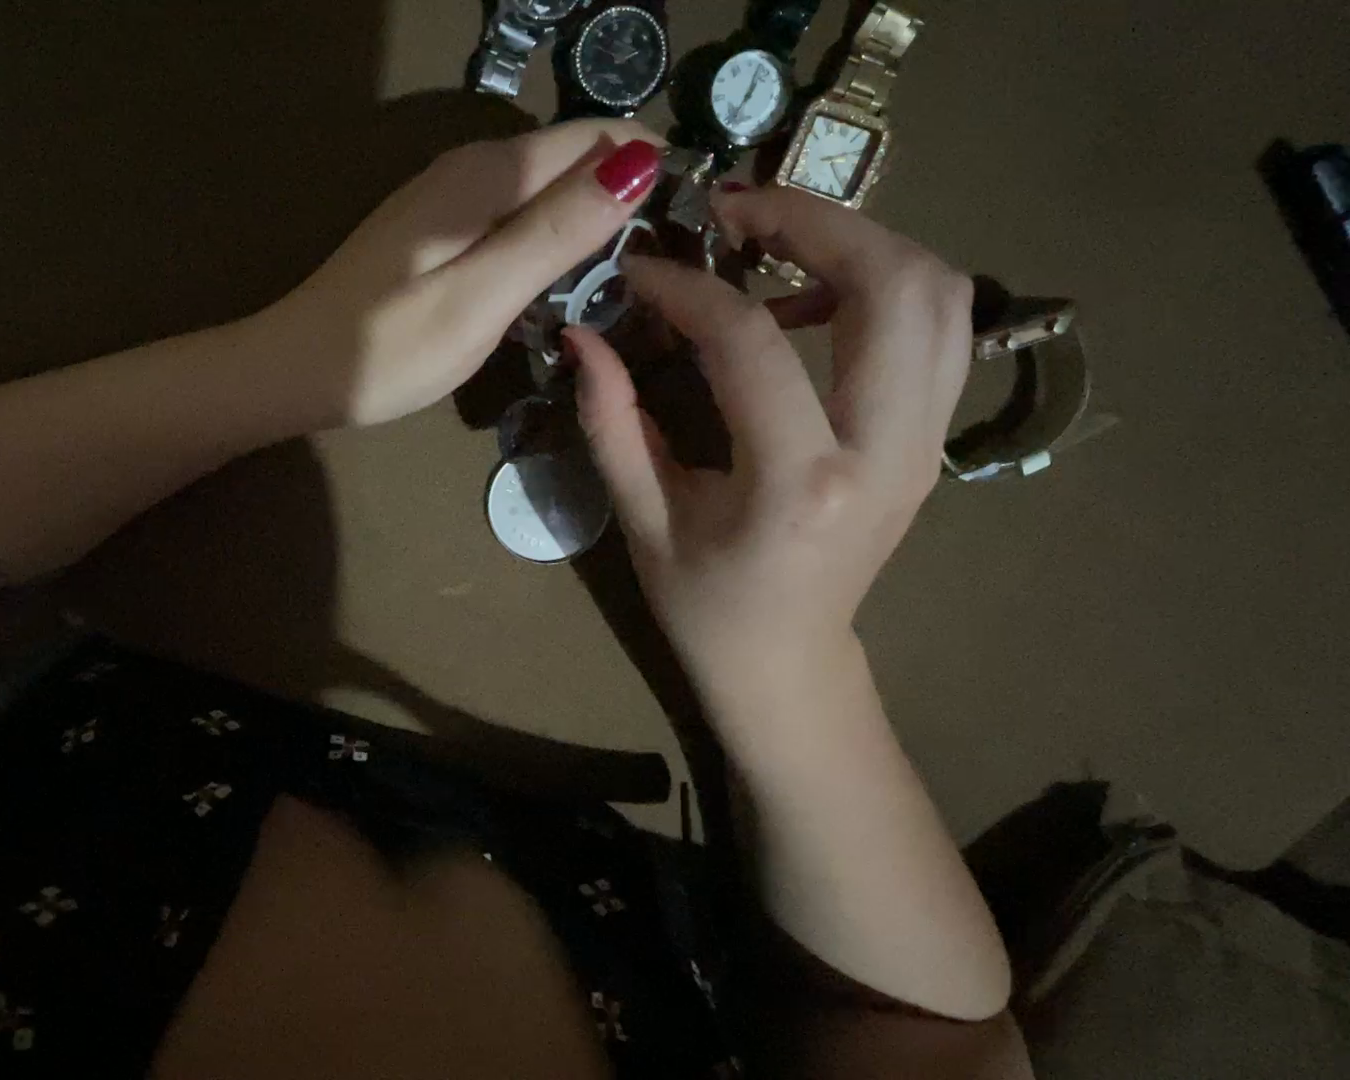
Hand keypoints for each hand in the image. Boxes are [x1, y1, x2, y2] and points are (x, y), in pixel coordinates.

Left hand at [265, 122, 664, 428]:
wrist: (297, 371)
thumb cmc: (390, 347)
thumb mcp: (484, 294)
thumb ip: (558, 230)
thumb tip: (642, 160)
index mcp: (487, 175)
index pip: (595, 139)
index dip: (648, 169)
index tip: (688, 226)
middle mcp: (469, 171)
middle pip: (569, 160)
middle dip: (621, 195)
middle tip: (664, 264)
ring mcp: (446, 202)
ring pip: (541, 191)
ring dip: (584, 222)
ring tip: (625, 278)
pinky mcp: (434, 235)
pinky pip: (511, 219)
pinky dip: (543, 243)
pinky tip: (555, 284)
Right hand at [565, 187, 973, 688]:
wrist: (787, 662)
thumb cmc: (704, 606)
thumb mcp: (643, 520)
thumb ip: (612, 423)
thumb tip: (582, 336)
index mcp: (798, 483)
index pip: (751, 342)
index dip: (688, 289)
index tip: (641, 268)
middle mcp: (886, 452)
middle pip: (894, 284)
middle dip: (813, 220)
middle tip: (735, 211)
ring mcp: (928, 442)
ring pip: (941, 293)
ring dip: (862, 242)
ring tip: (777, 243)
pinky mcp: (934, 437)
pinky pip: (941, 328)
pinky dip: (886, 284)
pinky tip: (815, 299)